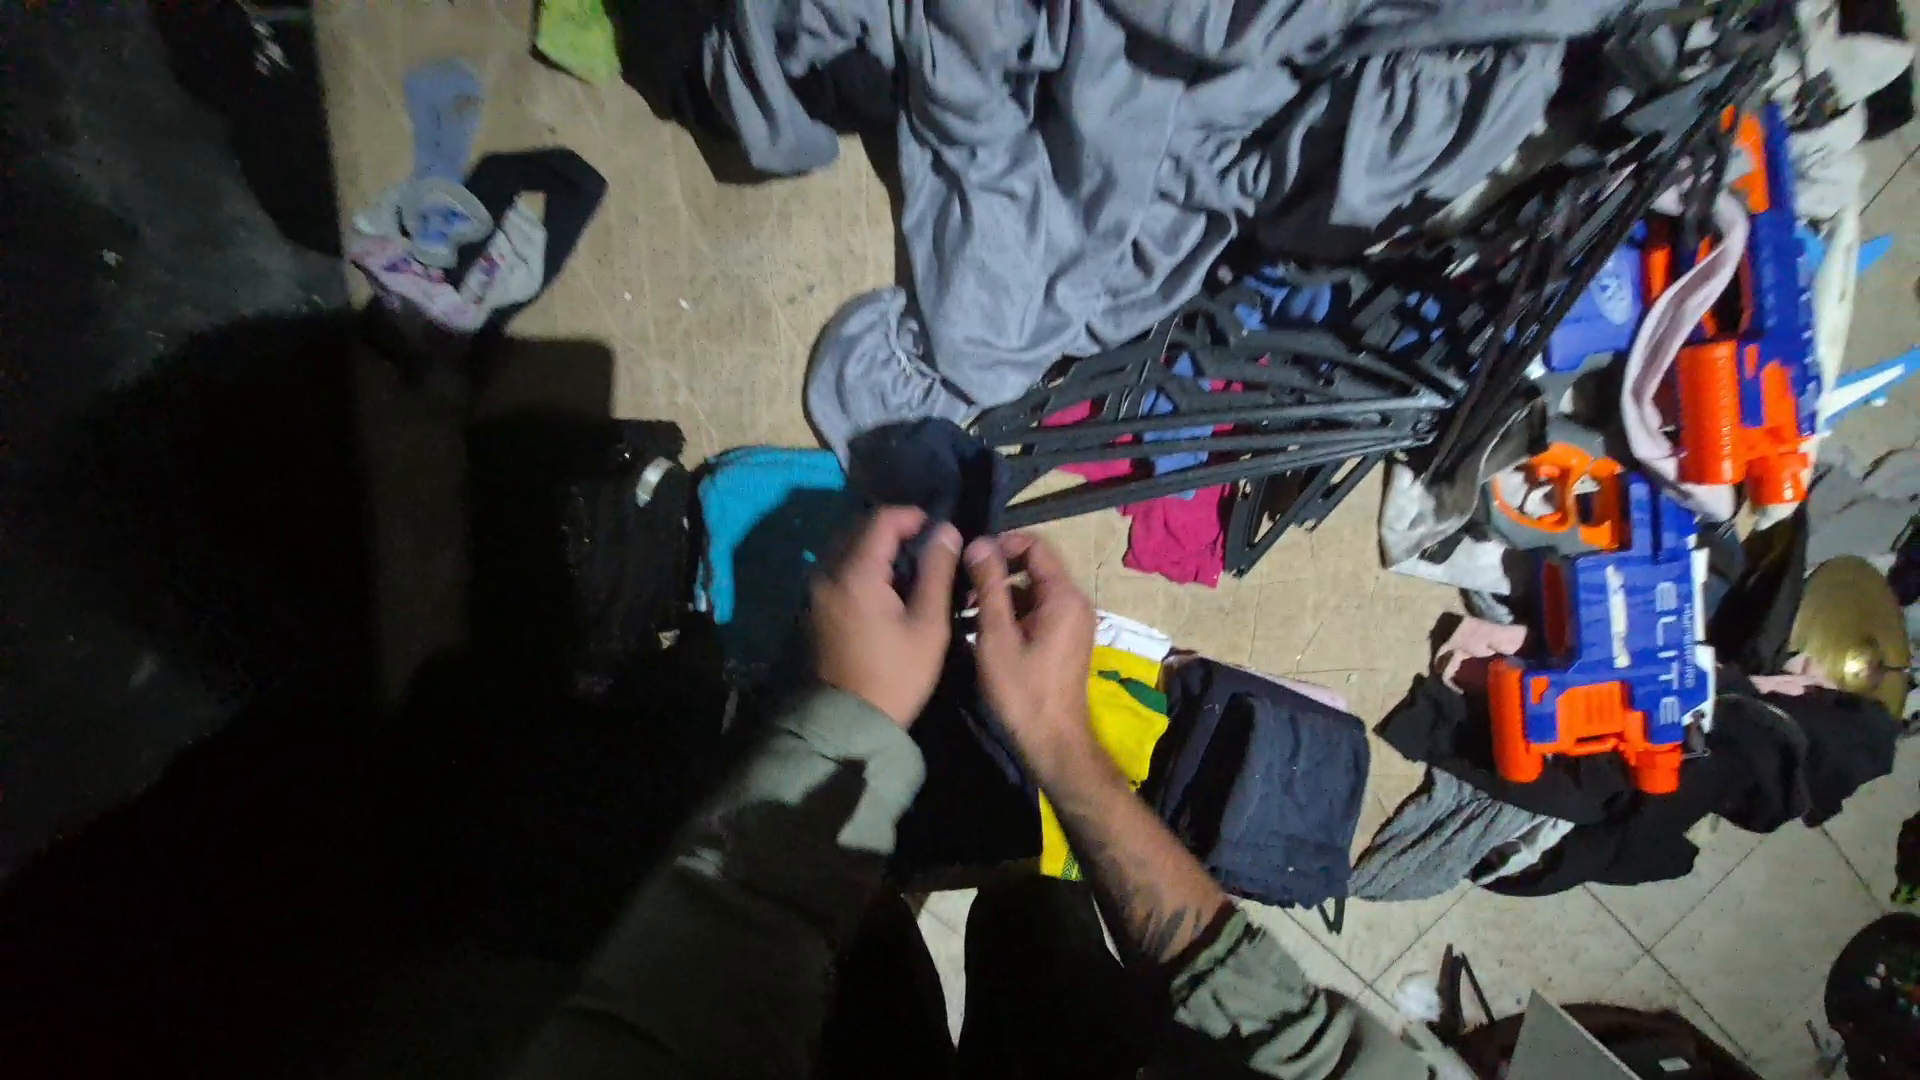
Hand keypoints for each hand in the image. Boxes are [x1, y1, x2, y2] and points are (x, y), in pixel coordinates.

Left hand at [812, 507, 961, 727]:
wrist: (849, 723)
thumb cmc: (896, 675)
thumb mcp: (928, 624)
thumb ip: (937, 571)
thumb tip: (946, 530)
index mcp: (855, 573)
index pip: (881, 519)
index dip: (912, 516)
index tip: (938, 528)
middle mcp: (827, 572)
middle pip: (859, 528)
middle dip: (894, 529)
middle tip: (926, 545)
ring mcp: (816, 590)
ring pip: (846, 546)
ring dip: (877, 545)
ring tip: (909, 565)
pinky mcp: (814, 606)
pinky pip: (838, 567)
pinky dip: (862, 563)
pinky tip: (886, 584)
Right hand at [965, 533, 1097, 776]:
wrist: (1053, 743)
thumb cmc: (1022, 691)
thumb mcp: (997, 636)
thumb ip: (989, 586)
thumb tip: (979, 543)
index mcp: (1064, 596)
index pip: (1036, 545)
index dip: (1002, 544)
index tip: (971, 559)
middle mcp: (1075, 602)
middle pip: (1035, 566)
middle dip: (998, 570)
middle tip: (963, 585)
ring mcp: (1072, 622)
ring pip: (1032, 590)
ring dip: (1001, 593)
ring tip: (966, 609)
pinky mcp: (1065, 639)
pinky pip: (1037, 610)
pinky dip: (1012, 612)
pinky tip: (983, 628)